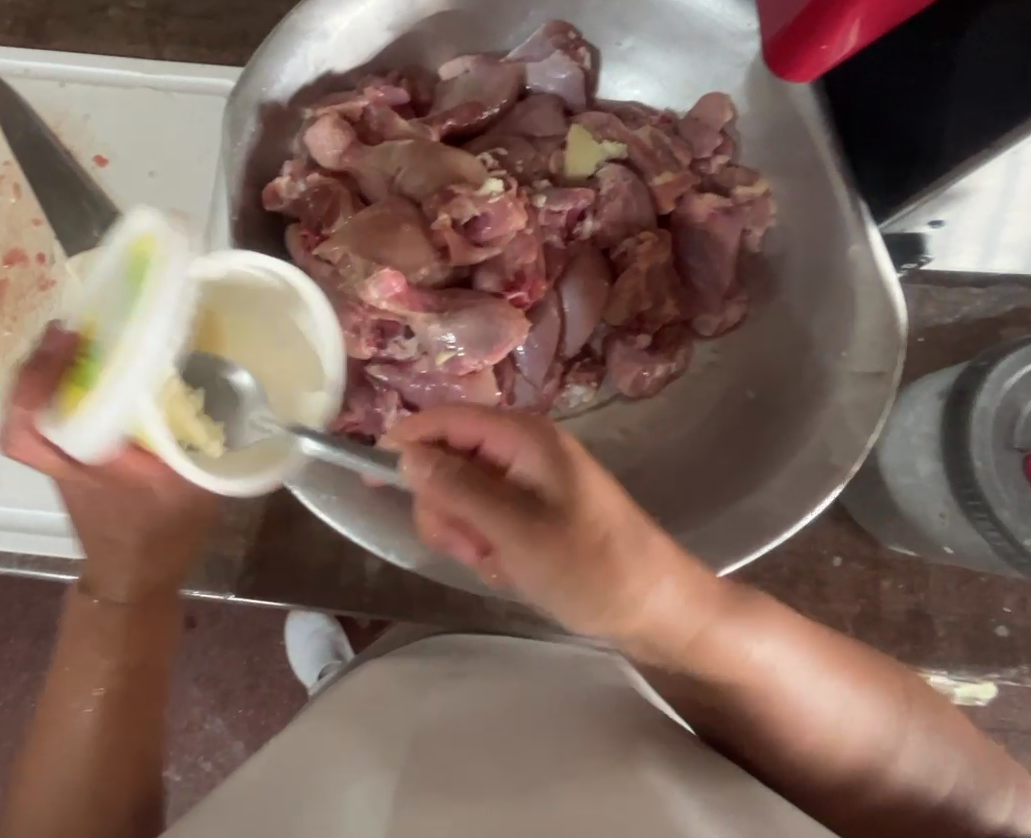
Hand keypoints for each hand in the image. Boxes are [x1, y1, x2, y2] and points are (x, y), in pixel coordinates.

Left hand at [0, 324, 220, 602]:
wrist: (135, 579)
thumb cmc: (167, 536)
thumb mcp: (199, 489)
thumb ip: (207, 444)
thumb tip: (230, 393)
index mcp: (95, 466)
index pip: (32, 429)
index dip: (37, 380)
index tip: (70, 339)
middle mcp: (68, 463)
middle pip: (21, 417)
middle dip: (35, 369)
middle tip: (70, 329)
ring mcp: (61, 466)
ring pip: (31, 419)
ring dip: (44, 378)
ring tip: (77, 341)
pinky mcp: (68, 466)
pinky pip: (49, 424)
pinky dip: (59, 394)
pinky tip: (92, 374)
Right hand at [385, 406, 719, 653]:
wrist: (658, 610)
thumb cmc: (591, 566)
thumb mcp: (516, 530)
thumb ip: (457, 488)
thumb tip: (404, 453)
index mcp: (521, 436)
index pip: (445, 421)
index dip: (405, 442)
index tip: (371, 480)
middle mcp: (521, 448)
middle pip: (446, 460)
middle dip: (446, 508)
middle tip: (471, 546)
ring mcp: (526, 480)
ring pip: (460, 495)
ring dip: (465, 533)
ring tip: (496, 561)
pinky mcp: (531, 509)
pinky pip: (483, 517)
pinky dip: (484, 544)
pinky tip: (508, 567)